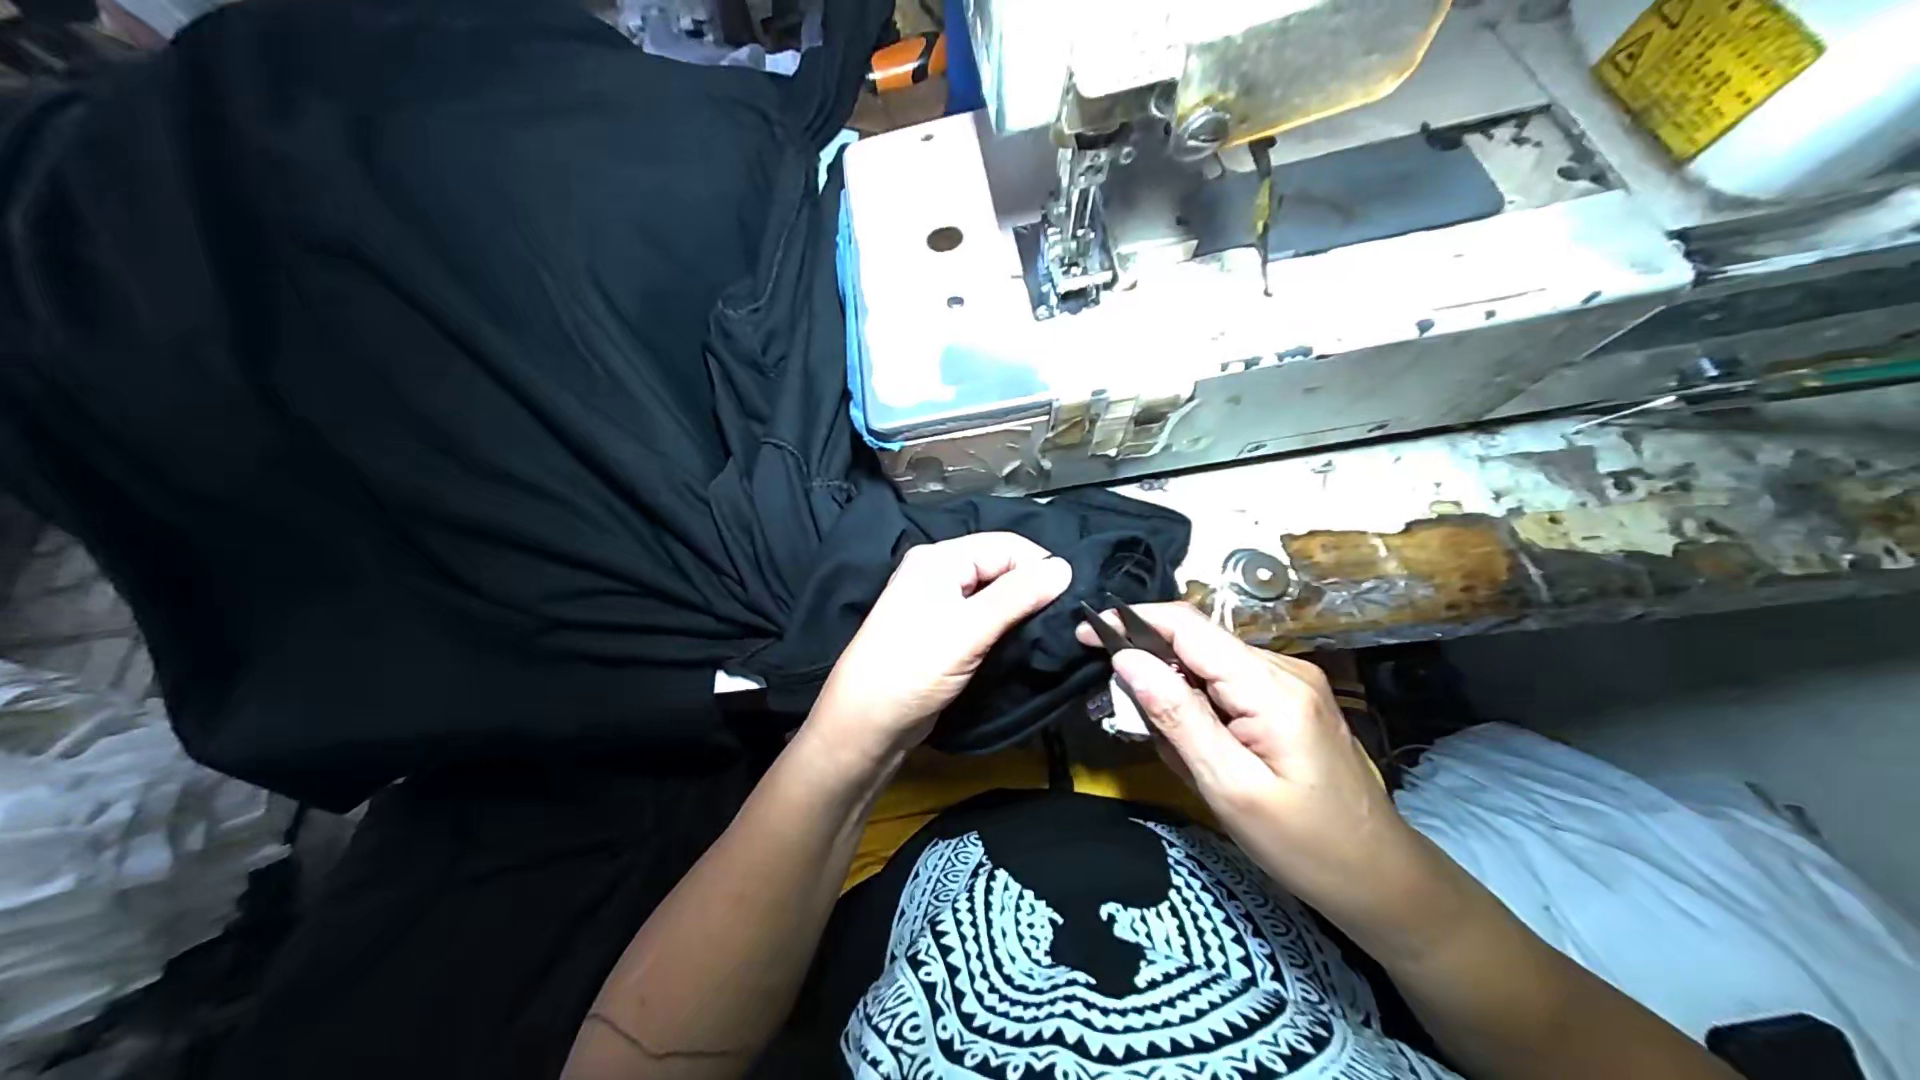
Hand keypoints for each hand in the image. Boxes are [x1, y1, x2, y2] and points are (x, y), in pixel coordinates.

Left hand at [806, 533, 1072, 769]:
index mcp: (939, 559)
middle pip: (1000, 566)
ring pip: (994, 593)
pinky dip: (1004, 625)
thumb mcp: (969, 630)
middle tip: (1064, 617)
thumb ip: (1017, 596)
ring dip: (1021, 608)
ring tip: (1049, 630)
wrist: (866, 723)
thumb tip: (1065, 569)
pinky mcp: (942, 631)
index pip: (1005, 545)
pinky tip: (1023, 640)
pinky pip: (983, 616)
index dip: (1040, 566)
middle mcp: (938, 572)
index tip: (1071, 598)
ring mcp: (938, 602)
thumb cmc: (912, 669)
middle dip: (1032, 587)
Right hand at [1077, 602, 1433, 933]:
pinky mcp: (1289, 699)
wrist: (1382, 878)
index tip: (1086, 633)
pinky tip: (1203, 751)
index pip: (1188, 626)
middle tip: (1129, 721)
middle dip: (1151, 671)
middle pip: (1195, 644)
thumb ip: (1177, 718)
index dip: (1132, 621)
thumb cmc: (1306, 845)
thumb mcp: (1229, 788)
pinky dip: (1199, 708)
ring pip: (1207, 666)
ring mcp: (1290, 682)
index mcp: (1271, 686)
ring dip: (1175, 696)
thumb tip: (1127, 660)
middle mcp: (1283, 669)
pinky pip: (1227, 685)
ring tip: (1179, 755)